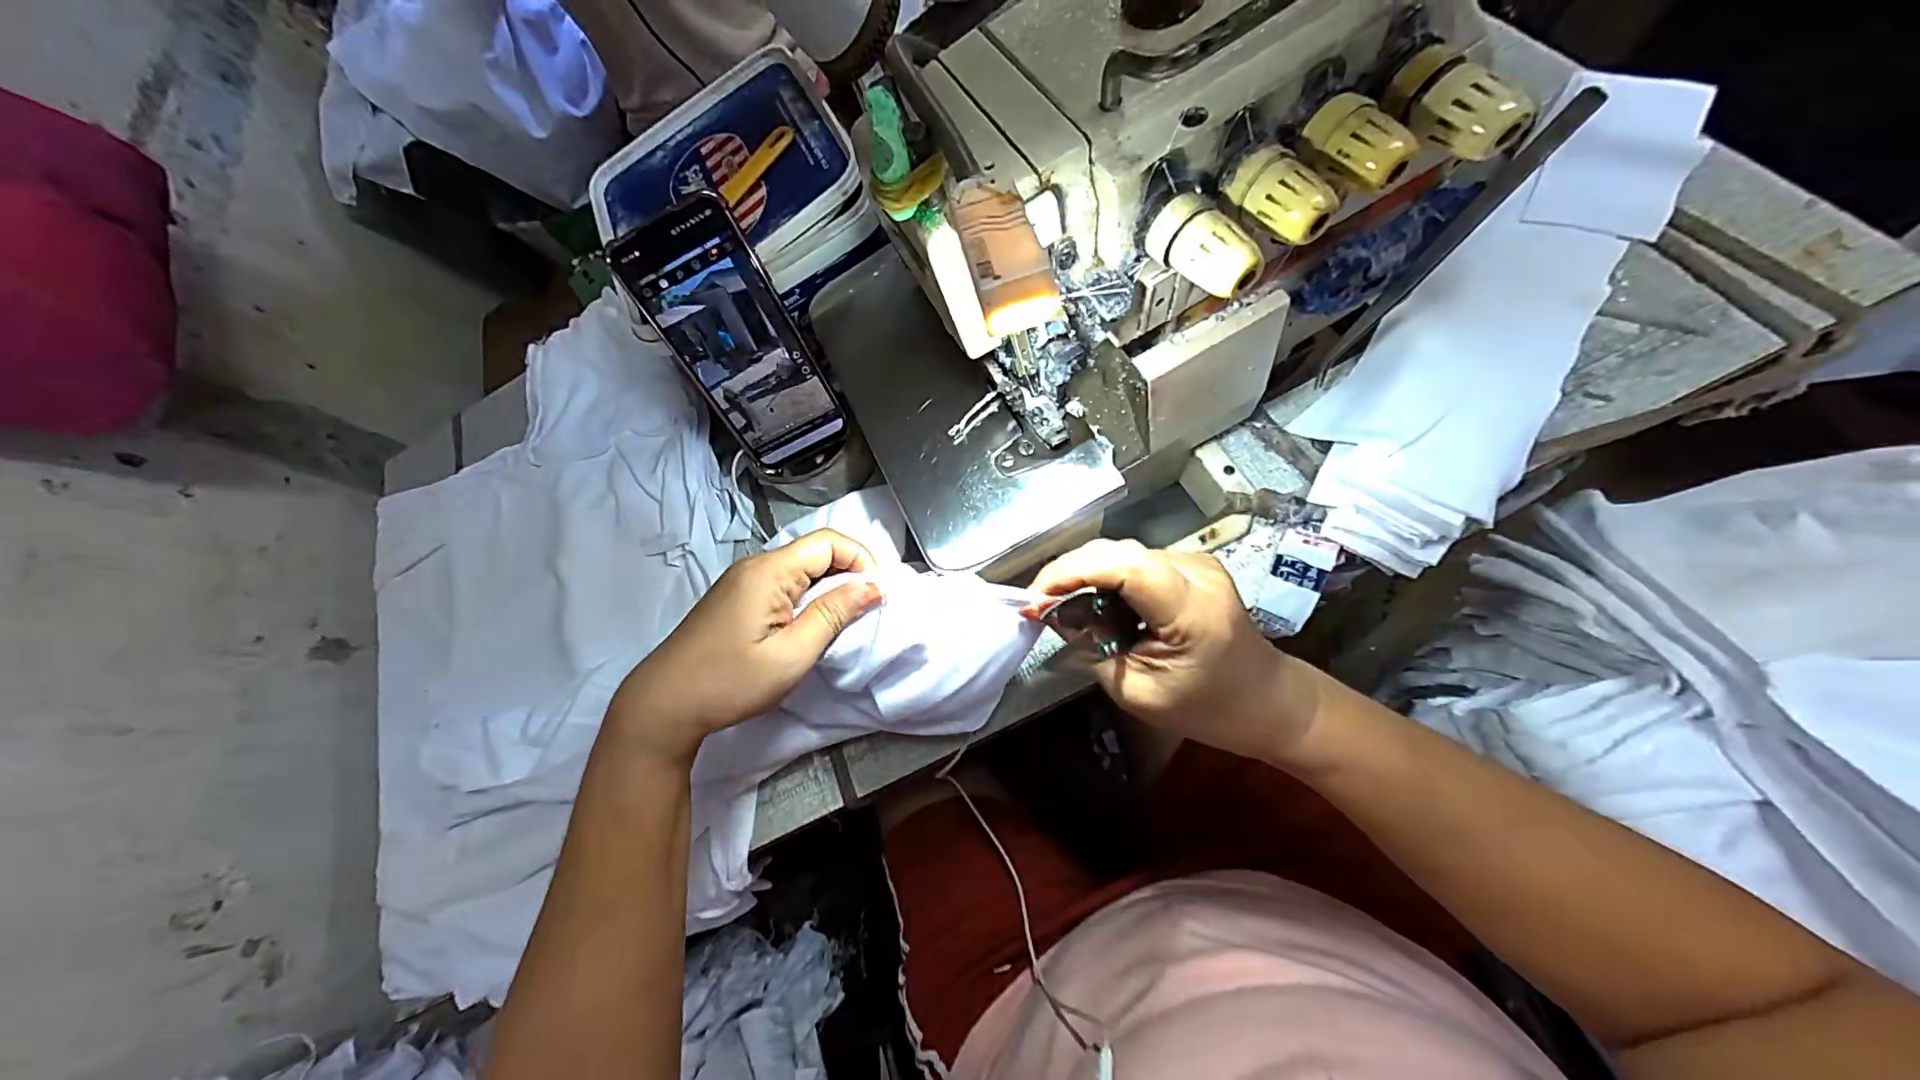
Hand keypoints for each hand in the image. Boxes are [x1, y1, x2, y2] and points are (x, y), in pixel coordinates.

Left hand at [608, 529, 883, 765]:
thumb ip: (834, 614)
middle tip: (870, 607)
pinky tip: (813, 622)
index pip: (828, 542)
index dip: (862, 559)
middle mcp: (755, 565)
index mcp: (769, 571)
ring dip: (830, 585)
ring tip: (847, 617)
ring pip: (801, 567)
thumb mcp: (791, 655)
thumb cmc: (729, 683)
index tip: (879, 593)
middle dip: (850, 571)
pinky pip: (783, 582)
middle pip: (815, 550)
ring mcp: (742, 580)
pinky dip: (808, 595)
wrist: (663, 705)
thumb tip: (874, 586)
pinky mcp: (737, 597)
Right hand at [1026, 539, 1321, 764]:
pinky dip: (1107, 576)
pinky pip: (1137, 561)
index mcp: (1191, 607)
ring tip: (1060, 604)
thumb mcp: (1140, 693)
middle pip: (1118, 553)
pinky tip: (1093, 600)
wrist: (1269, 700)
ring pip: (1123, 553)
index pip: (1123, 566)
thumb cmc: (1210, 709)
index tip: (1035, 599)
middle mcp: (1196, 571)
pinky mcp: (1191, 565)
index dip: (1071, 573)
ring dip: (1086, 574)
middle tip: (1039, 604)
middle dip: (1070, 573)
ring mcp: (1196, 562)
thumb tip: (1056, 616)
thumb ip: (1094, 650)